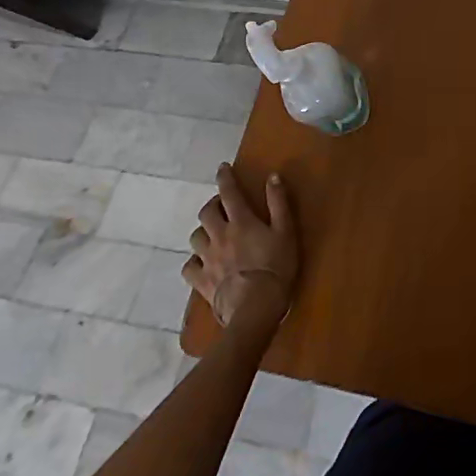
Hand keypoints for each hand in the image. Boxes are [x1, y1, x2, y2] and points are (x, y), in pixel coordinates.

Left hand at [184, 164, 297, 330]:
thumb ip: (278, 203)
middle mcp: (219, 235)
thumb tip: (272, 176)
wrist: (256, 308)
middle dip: (213, 205)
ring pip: (195, 237)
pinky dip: (194, 262)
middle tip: (222, 207)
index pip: (229, 192)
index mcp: (240, 222)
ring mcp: (207, 259)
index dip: (225, 177)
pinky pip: (189, 267)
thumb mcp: (286, 232)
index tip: (222, 167)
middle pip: (206, 212)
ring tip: (212, 234)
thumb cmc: (276, 268)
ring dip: (203, 231)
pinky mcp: (201, 281)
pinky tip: (201, 264)